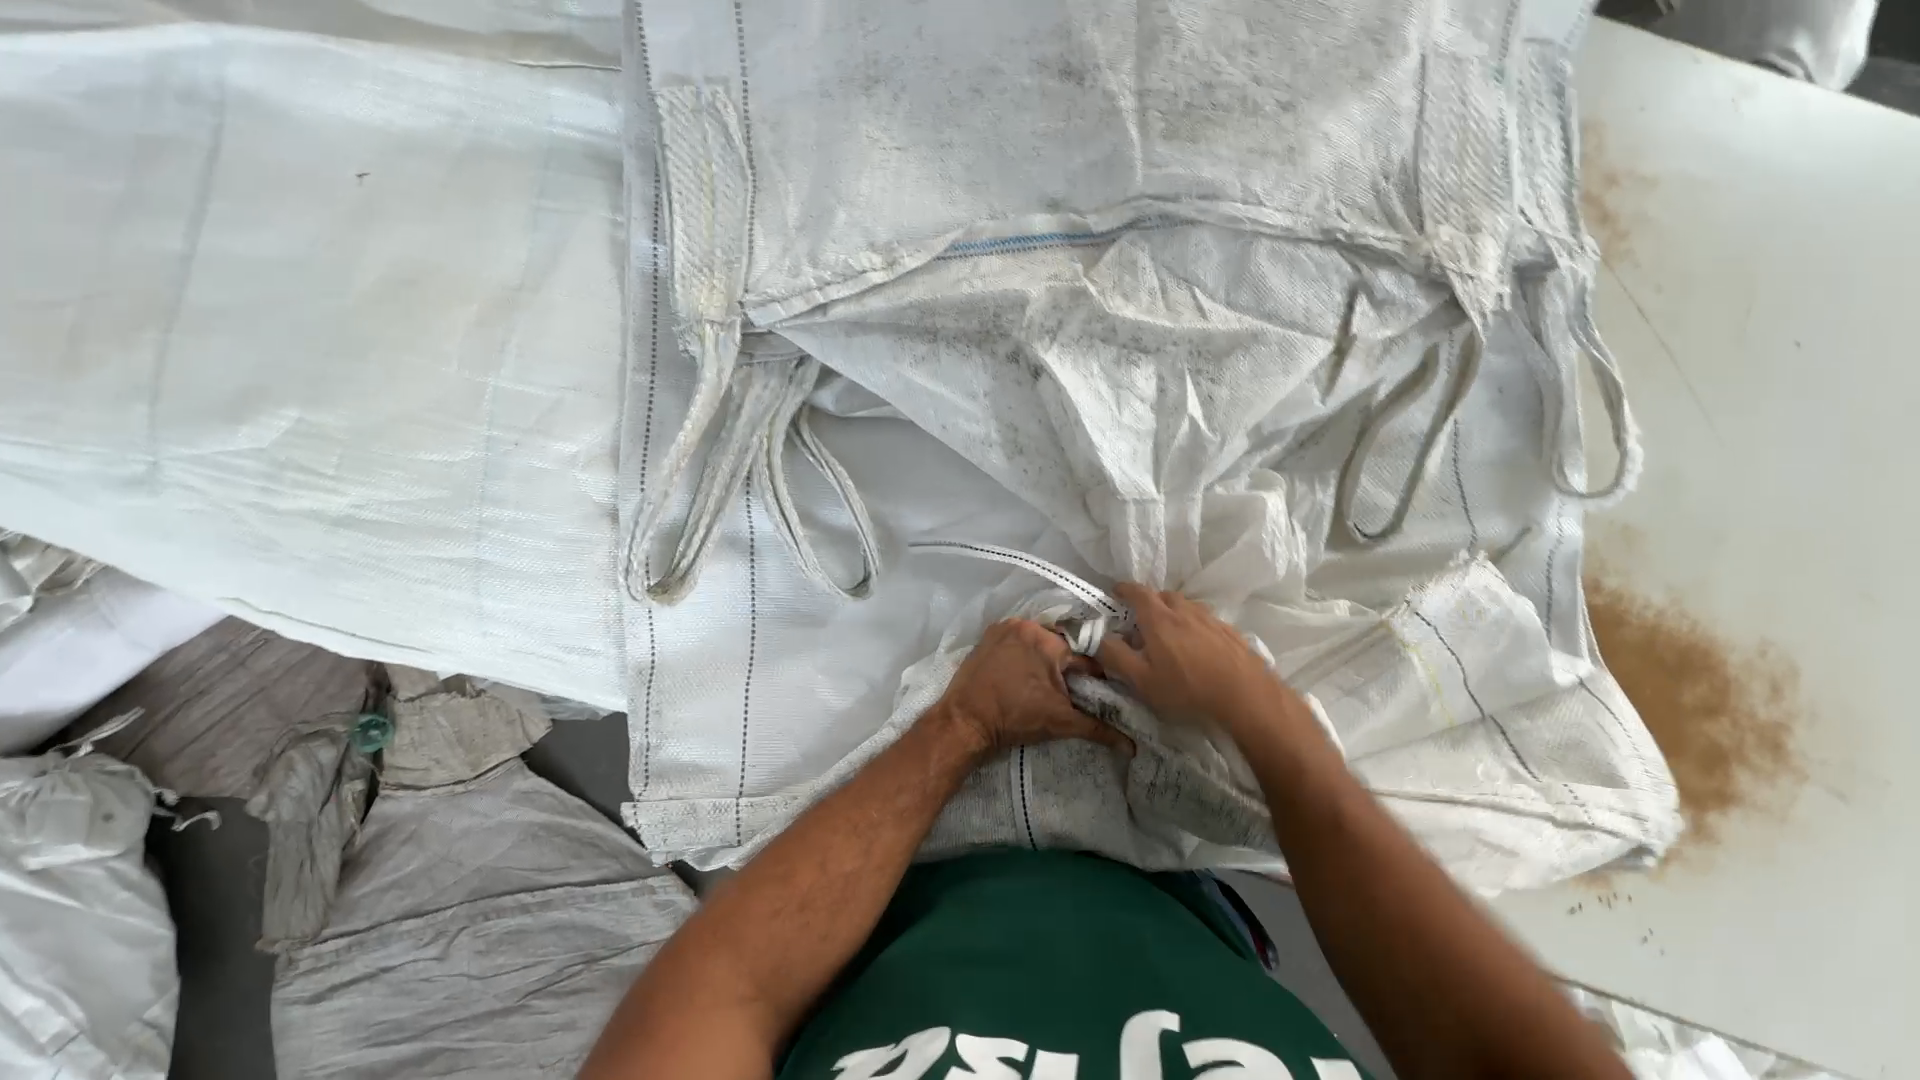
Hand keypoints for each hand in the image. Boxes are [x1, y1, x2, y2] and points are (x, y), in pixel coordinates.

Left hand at [928, 619, 1132, 758]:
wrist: (965, 722)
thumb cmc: (1015, 719)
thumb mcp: (1060, 723)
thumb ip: (1098, 729)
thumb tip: (1132, 748)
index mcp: (1050, 642)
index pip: (1084, 659)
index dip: (1092, 679)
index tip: (1091, 694)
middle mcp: (1028, 626)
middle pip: (1059, 647)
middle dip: (1064, 667)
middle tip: (1063, 692)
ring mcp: (1004, 628)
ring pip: (1037, 641)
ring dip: (1042, 658)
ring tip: (1041, 684)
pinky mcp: (987, 636)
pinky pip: (1015, 640)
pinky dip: (1022, 652)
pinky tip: (1021, 673)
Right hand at [1096, 584, 1302, 734]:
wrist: (1246, 696)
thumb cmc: (1187, 689)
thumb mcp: (1141, 679)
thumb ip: (1115, 656)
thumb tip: (1099, 637)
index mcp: (1159, 619)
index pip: (1137, 592)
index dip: (1124, 590)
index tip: (1116, 592)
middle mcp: (1185, 611)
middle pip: (1163, 596)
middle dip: (1149, 602)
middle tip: (1141, 621)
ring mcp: (1211, 620)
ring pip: (1187, 607)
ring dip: (1174, 614)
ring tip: (1170, 635)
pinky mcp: (1231, 633)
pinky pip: (1206, 621)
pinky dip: (1195, 627)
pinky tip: (1198, 649)